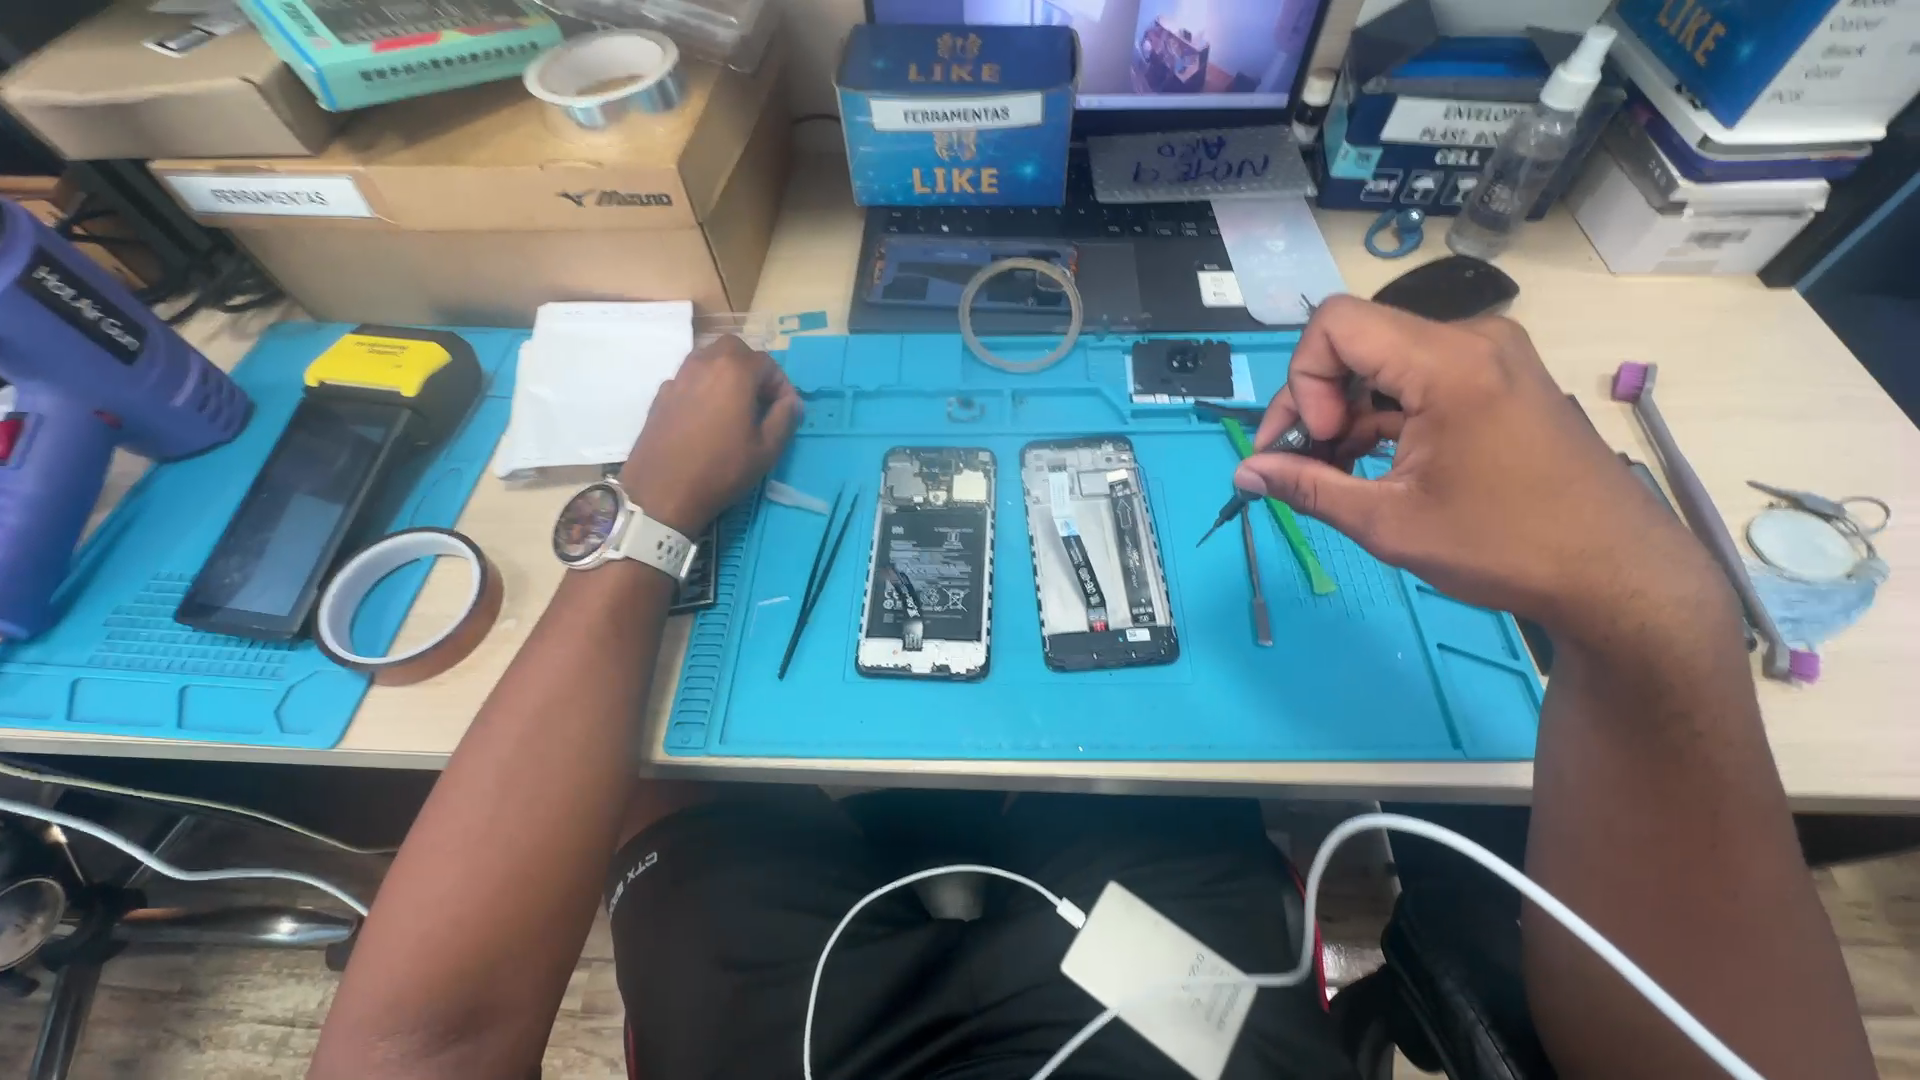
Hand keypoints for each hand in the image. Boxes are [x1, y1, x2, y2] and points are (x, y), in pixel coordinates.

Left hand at [620, 336, 800, 534]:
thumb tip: (791, 402)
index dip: (781, 385)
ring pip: (707, 359)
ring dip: (726, 373)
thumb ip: (784, 418)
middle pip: (734, 349)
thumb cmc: (721, 470)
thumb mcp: (767, 450)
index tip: (785, 410)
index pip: (767, 363)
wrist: (662, 492)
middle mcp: (704, 364)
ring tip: (734, 406)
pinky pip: (689, 379)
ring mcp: (678, 377)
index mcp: (734, 372)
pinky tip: (706, 418)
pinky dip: (703, 388)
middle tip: (760, 399)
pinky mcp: (661, 395)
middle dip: (752, 368)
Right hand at [1233, 296, 1728, 643]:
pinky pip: (1416, 381)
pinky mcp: (1497, 383)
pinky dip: (1380, 420)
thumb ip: (1306, 487)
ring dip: (1344, 416)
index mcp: (1448, 362)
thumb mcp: (1387, 522)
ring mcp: (1490, 360)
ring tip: (1333, 475)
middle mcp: (1471, 341)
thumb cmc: (1503, 546)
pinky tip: (1368, 468)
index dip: (1304, 379)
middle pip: (1356, 342)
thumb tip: (1243, 473)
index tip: (1313, 441)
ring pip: (1382, 365)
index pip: (1336, 324)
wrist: (1617, 576)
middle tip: (1301, 464)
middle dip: (1315, 402)